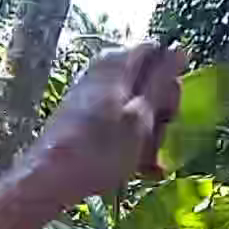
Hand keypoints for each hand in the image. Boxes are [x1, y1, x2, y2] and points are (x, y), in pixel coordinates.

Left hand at [0, 43, 185, 228]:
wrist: (49, 178)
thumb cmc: (100, 149)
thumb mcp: (140, 117)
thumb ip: (161, 83)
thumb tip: (180, 50)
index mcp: (118, 62)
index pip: (159, 54)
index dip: (172, 82)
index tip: (172, 113)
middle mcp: (102, 71)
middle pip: (147, 82)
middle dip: (160, 113)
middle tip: (159, 141)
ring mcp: (91, 95)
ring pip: (134, 108)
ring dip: (148, 135)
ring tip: (150, 164)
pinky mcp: (83, 119)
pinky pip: (116, 124)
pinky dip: (130, 142)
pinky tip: (139, 168)